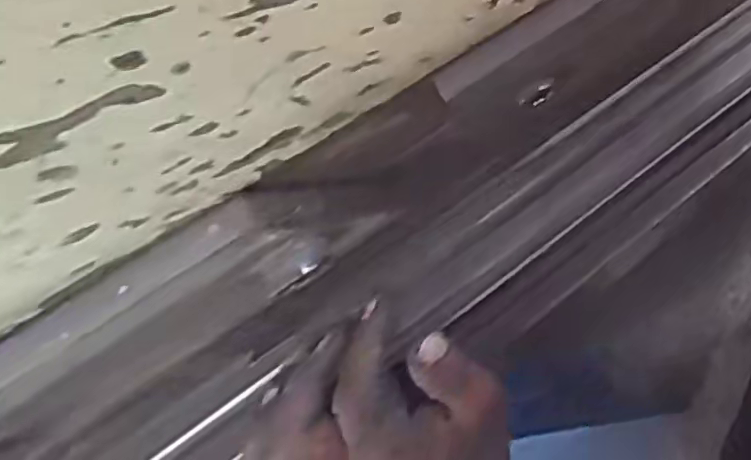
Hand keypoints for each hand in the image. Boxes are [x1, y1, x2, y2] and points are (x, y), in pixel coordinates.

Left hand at [246, 301, 507, 459]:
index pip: (357, 384)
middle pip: (300, 417)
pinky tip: (275, 414)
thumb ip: (454, 376)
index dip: (364, 339)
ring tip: (303, 362)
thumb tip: (425, 339)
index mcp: (382, 444)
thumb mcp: (483, 406)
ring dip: (283, 399)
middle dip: (316, 365)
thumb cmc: (474, 453)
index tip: (378, 305)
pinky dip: (267, 437)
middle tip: (339, 328)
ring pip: (272, 446)